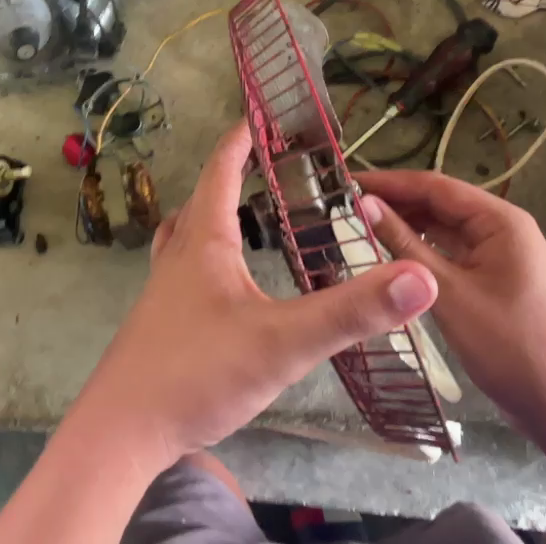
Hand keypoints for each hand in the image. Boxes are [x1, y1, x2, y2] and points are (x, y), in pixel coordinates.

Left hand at [72, 127, 439, 463]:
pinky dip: (206, 255)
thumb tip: (422, 278)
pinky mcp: (160, 322)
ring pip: (187, 234)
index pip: (219, 171)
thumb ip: (352, 312)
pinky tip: (225, 285)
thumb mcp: (284, 342)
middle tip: (265, 166)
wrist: (123, 429)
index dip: (239, 140)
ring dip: (213, 215)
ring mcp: (164, 290)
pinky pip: (185, 269)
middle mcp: (179, 255)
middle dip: (230, 175)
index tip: (258, 116)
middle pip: (202, 199)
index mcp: (204, 241)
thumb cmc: (198, 371)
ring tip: (243, 216)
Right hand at [356, 171, 545, 433]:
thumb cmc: (510, 346)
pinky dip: (422, 251)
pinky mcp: (496, 278)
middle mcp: (503, 228)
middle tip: (344, 207)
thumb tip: (364, 204)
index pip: (435, 186)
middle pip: (440, 204)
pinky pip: (453, 252)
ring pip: (444, 228)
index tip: (345, 182)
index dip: (388, 182)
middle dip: (395, 203)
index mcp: (500, 221)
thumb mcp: (448, 293)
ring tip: (359, 227)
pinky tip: (391, 257)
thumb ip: (405, 245)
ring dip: (406, 227)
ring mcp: (502, 254)